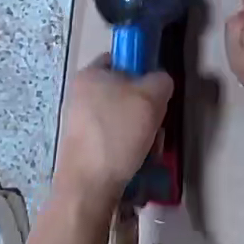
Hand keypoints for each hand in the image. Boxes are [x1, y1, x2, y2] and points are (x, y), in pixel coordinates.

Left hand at [56, 56, 173, 201]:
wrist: (89, 184)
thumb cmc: (118, 133)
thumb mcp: (152, 97)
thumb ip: (162, 80)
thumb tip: (160, 83)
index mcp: (90, 74)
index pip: (121, 58)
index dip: (143, 69)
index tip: (157, 88)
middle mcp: (80, 96)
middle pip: (126, 93)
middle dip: (147, 109)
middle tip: (156, 123)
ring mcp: (81, 124)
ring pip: (125, 120)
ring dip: (143, 132)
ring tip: (149, 148)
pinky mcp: (85, 148)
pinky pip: (116, 140)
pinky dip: (130, 149)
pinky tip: (138, 161)